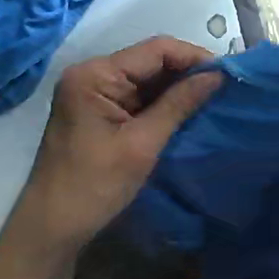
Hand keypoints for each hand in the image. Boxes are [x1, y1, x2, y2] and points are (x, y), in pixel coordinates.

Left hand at [1, 36, 224, 263]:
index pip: (155, 50)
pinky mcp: (98, 110)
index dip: (193, 57)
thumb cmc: (94, 186)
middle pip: (150, 60)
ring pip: (146, 78)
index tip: (227, 75)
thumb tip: (218, 76)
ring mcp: (93, 92)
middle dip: (188, 72)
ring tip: (213, 98)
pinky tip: (187, 110)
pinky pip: (137, 95)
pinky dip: (162, 102)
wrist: (51, 228)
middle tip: (225, 88)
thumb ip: (179, 104)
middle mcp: (91, 74)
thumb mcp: (142, 144)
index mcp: (95, 75)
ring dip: (177, 88)